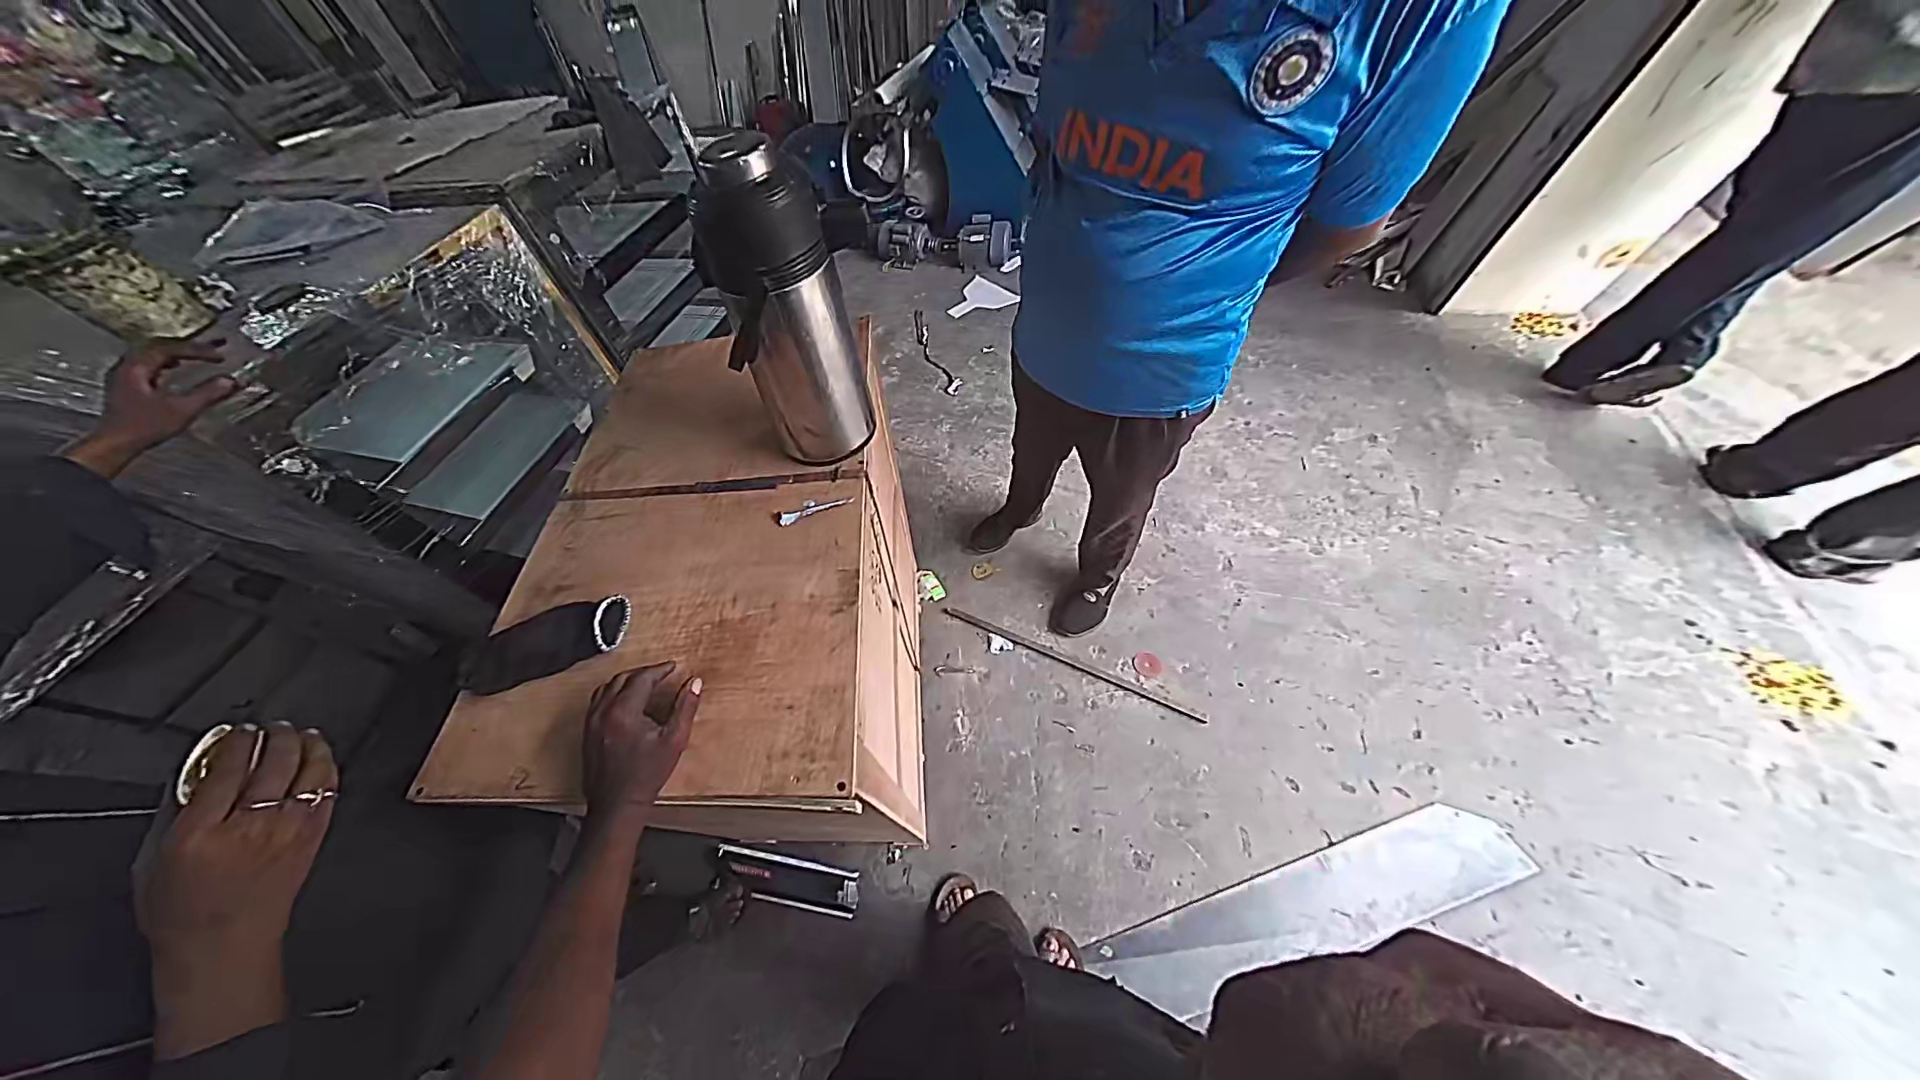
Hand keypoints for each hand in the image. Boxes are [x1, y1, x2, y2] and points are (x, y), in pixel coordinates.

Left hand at [63, 340, 237, 477]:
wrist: (118, 441)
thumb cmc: (145, 425)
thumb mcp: (183, 409)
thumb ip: (209, 393)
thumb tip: (232, 380)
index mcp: (136, 369)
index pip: (167, 350)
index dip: (196, 350)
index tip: (220, 355)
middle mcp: (127, 368)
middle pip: (157, 347)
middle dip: (187, 346)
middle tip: (212, 345)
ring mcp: (126, 377)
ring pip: (152, 355)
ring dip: (177, 353)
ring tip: (198, 353)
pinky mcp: (129, 386)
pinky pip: (150, 365)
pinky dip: (168, 362)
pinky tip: (177, 367)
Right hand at [135, 722, 337, 1058]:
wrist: (225, 938)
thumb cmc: (183, 906)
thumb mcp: (154, 858)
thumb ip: (176, 811)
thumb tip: (196, 770)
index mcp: (202, 832)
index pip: (226, 769)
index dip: (236, 742)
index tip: (238, 730)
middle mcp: (252, 825)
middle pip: (274, 762)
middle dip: (275, 736)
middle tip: (273, 725)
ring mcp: (291, 827)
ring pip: (309, 770)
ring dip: (308, 745)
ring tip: (302, 733)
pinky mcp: (316, 832)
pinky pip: (328, 789)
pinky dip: (326, 768)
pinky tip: (321, 758)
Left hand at [581, 663, 700, 821]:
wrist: (617, 803)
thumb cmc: (646, 774)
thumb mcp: (674, 740)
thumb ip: (685, 707)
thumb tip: (695, 683)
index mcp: (624, 712)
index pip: (642, 678)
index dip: (660, 670)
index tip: (673, 667)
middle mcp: (603, 713)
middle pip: (622, 679)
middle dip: (644, 672)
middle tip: (662, 672)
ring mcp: (592, 723)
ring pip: (607, 687)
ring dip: (627, 680)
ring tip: (645, 682)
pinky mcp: (587, 732)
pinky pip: (598, 700)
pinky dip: (613, 692)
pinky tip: (626, 699)